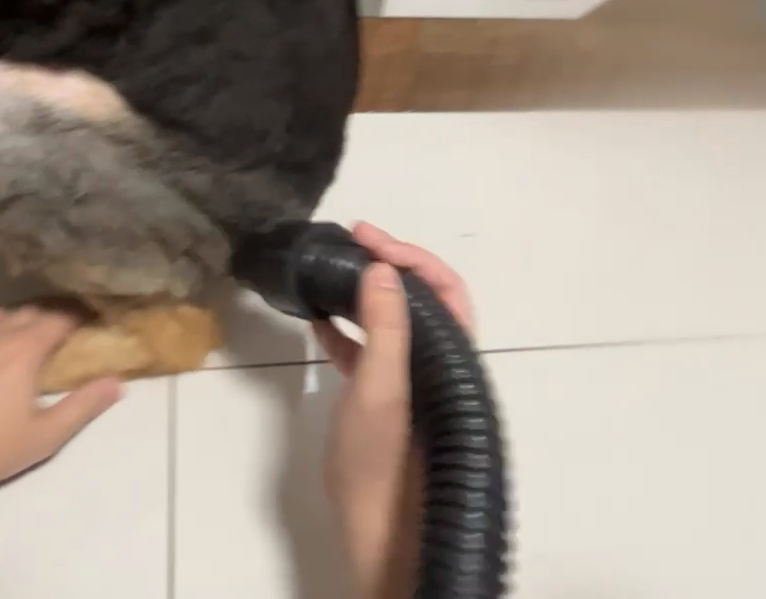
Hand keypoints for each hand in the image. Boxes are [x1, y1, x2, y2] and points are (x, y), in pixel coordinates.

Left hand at [0, 309, 123, 499]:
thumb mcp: (46, 435)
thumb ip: (84, 405)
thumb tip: (117, 384)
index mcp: (24, 349)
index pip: (60, 318)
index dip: (78, 317)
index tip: (91, 321)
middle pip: (32, 312)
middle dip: (52, 318)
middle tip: (63, 335)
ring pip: (1, 314)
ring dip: (19, 321)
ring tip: (27, 338)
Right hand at [313, 223, 474, 598]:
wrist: (376, 528)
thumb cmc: (384, 460)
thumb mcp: (382, 389)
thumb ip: (387, 329)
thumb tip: (382, 268)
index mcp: (449, 356)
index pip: (443, 288)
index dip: (410, 256)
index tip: (368, 237)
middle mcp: (434, 361)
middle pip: (420, 298)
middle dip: (388, 264)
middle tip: (352, 242)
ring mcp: (407, 378)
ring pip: (393, 319)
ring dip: (366, 291)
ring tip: (333, 269)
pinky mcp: (380, 395)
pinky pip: (366, 348)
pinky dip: (344, 328)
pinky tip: (316, 319)